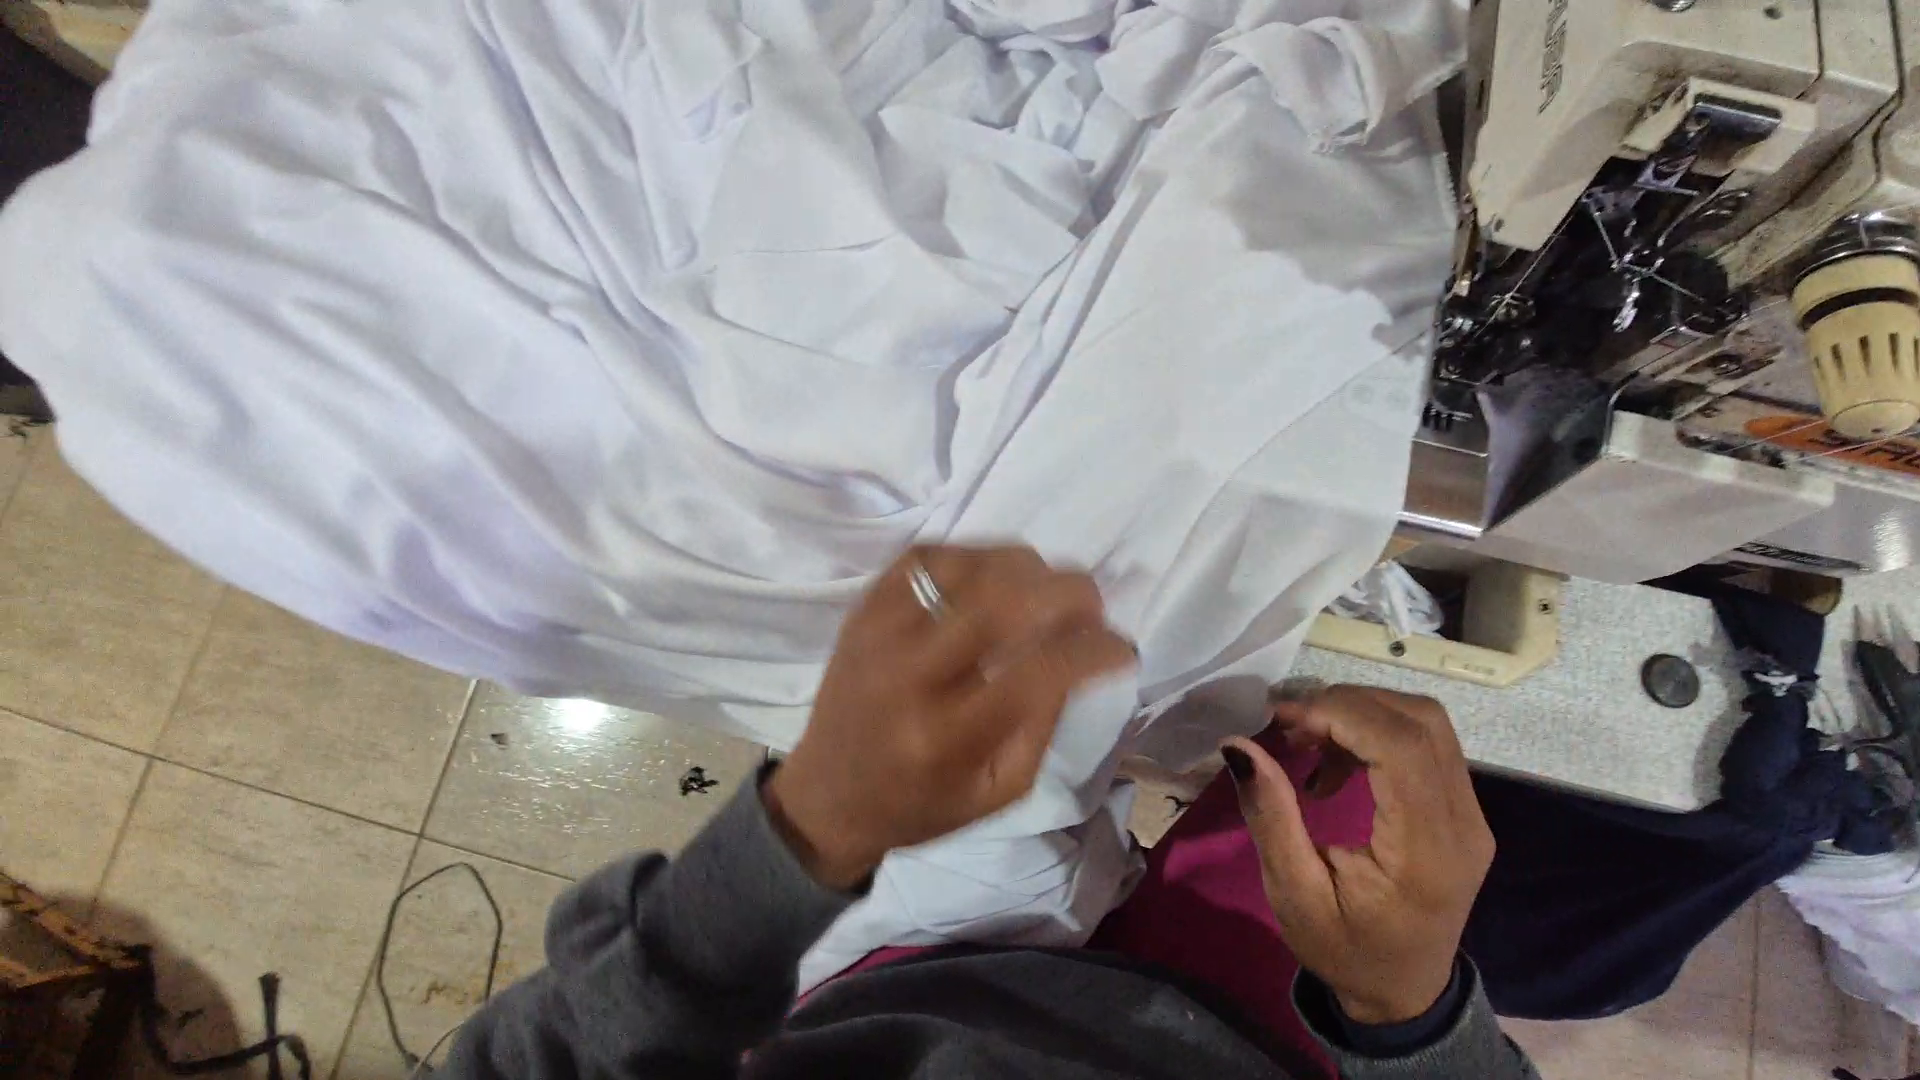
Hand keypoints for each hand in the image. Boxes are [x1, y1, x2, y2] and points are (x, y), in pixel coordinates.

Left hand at [765, 545, 1135, 889]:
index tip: (1122, 647)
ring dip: (1024, 566)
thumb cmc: (921, 803)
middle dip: (1067, 591)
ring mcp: (880, 631)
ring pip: (966, 566)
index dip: (1096, 649)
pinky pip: (926, 556)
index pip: (1040, 670)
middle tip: (1091, 602)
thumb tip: (1079, 658)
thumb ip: (1044, 723)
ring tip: (1046, 587)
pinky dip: (973, 555)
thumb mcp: (999, 792)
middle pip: (1003, 601)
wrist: (827, 794)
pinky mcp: (863, 608)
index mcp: (948, 735)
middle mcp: (911, 674)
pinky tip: (994, 575)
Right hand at [1223, 685, 1493, 1024]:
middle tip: (1286, 724)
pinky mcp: (1460, 807)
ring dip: (1358, 712)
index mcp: (1426, 851)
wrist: (1403, 991)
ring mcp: (1470, 813)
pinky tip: (1331, 762)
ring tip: (1304, 739)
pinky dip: (1372, 730)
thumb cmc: (1344, 949)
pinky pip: (1422, 742)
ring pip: (1424, 722)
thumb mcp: (1292, 894)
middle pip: (1419, 721)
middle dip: (1345, 704)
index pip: (1403, 747)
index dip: (1342, 713)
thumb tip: (1238, 744)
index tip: (1283, 720)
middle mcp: (1463, 823)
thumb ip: (1271, 816)